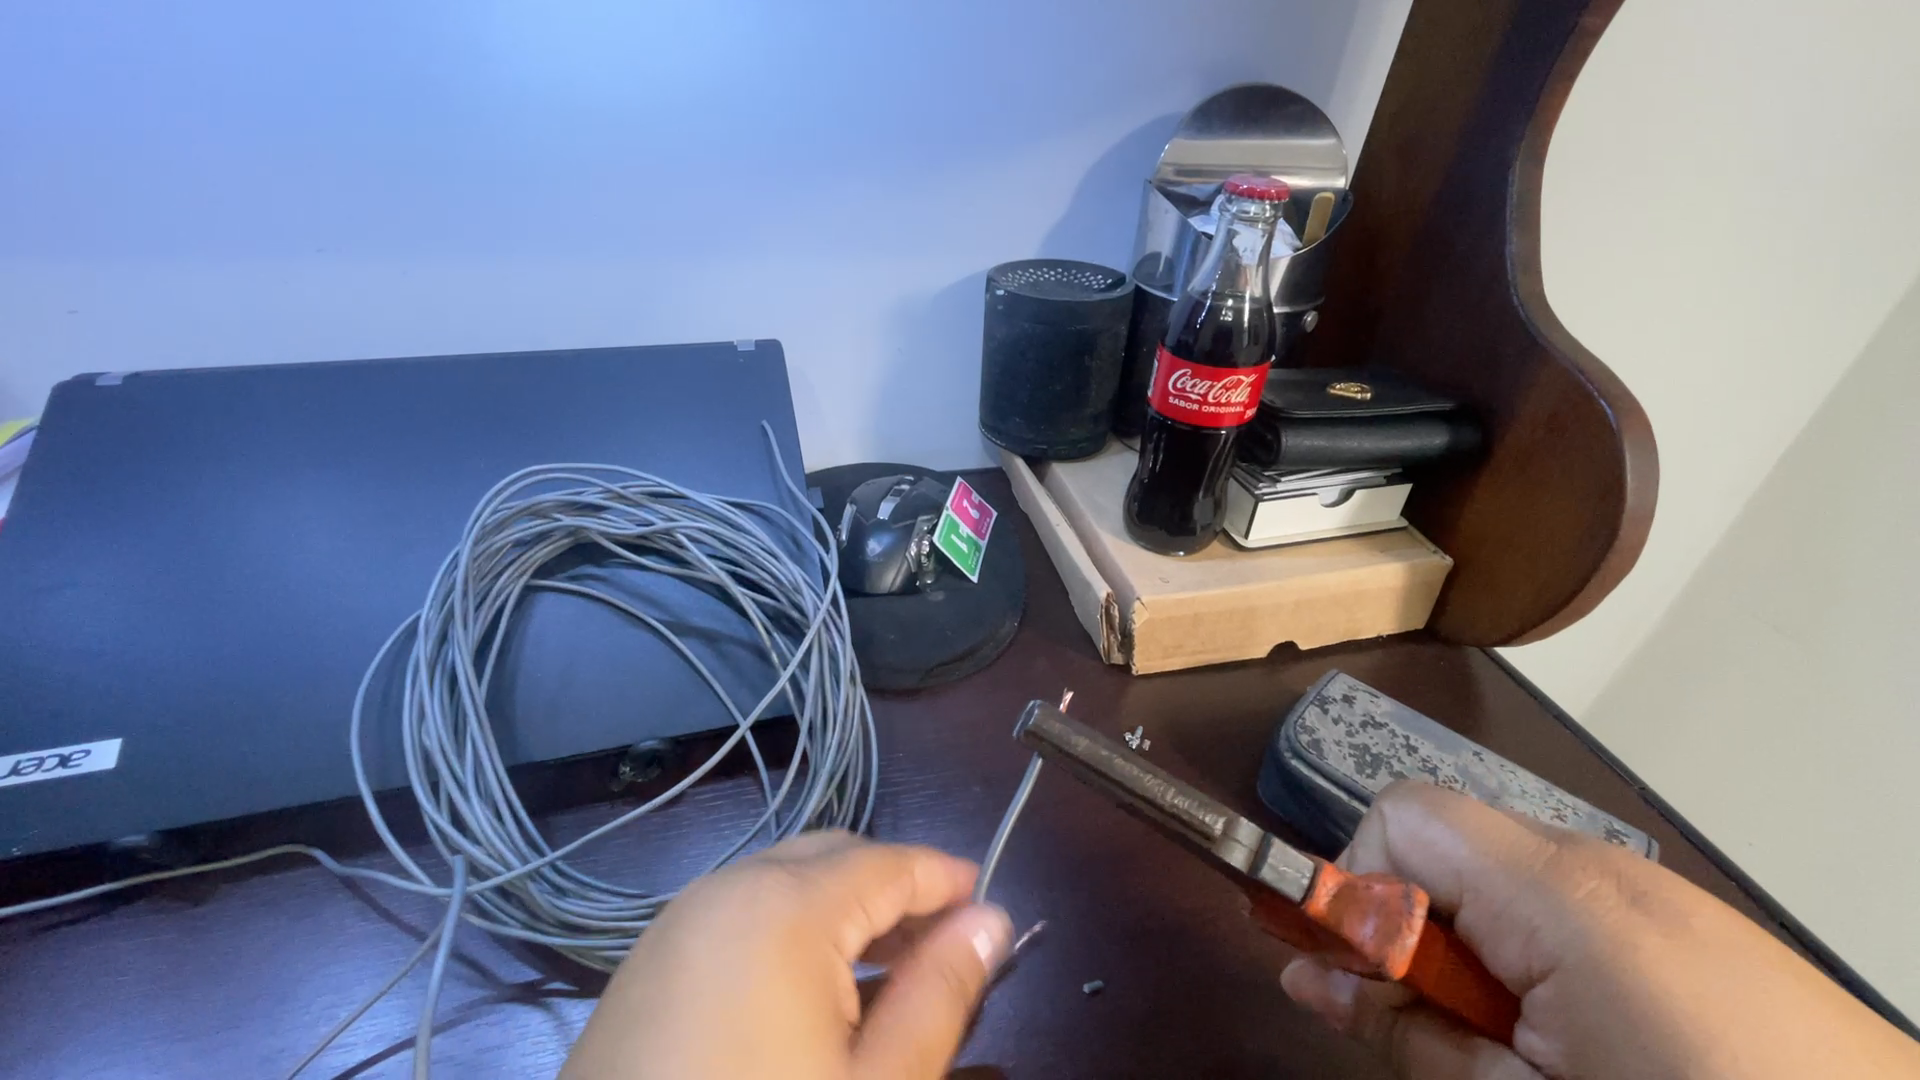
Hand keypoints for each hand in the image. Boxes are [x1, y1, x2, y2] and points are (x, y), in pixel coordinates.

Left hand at [561, 831, 1012, 1079]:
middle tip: (939, 944)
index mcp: (786, 905)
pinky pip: (737, 913)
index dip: (945, 876)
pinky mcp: (646, 964)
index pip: (889, 862)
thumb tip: (991, 920)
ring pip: (784, 879)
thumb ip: (941, 992)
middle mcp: (727, 888)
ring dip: (841, 907)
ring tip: (882, 969)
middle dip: (894, 887)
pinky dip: (787, 929)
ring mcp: (676, 923)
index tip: (988, 903)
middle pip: (835, 856)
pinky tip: (803, 993)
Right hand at [1280, 781, 1919, 1078]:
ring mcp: (1645, 885)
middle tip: (1426, 1025)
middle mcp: (1593, 861)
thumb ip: (1403, 1031)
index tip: (1366, 977)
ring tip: (1507, 1043)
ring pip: (1490, 873)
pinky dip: (1524, 950)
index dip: (1361, 888)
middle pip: (1439, 841)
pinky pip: (1554, 899)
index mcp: (1558, 892)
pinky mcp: (1680, 918)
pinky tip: (1571, 1033)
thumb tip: (1303, 975)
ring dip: (1463, 943)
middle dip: (1406, 923)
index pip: (1399, 818)